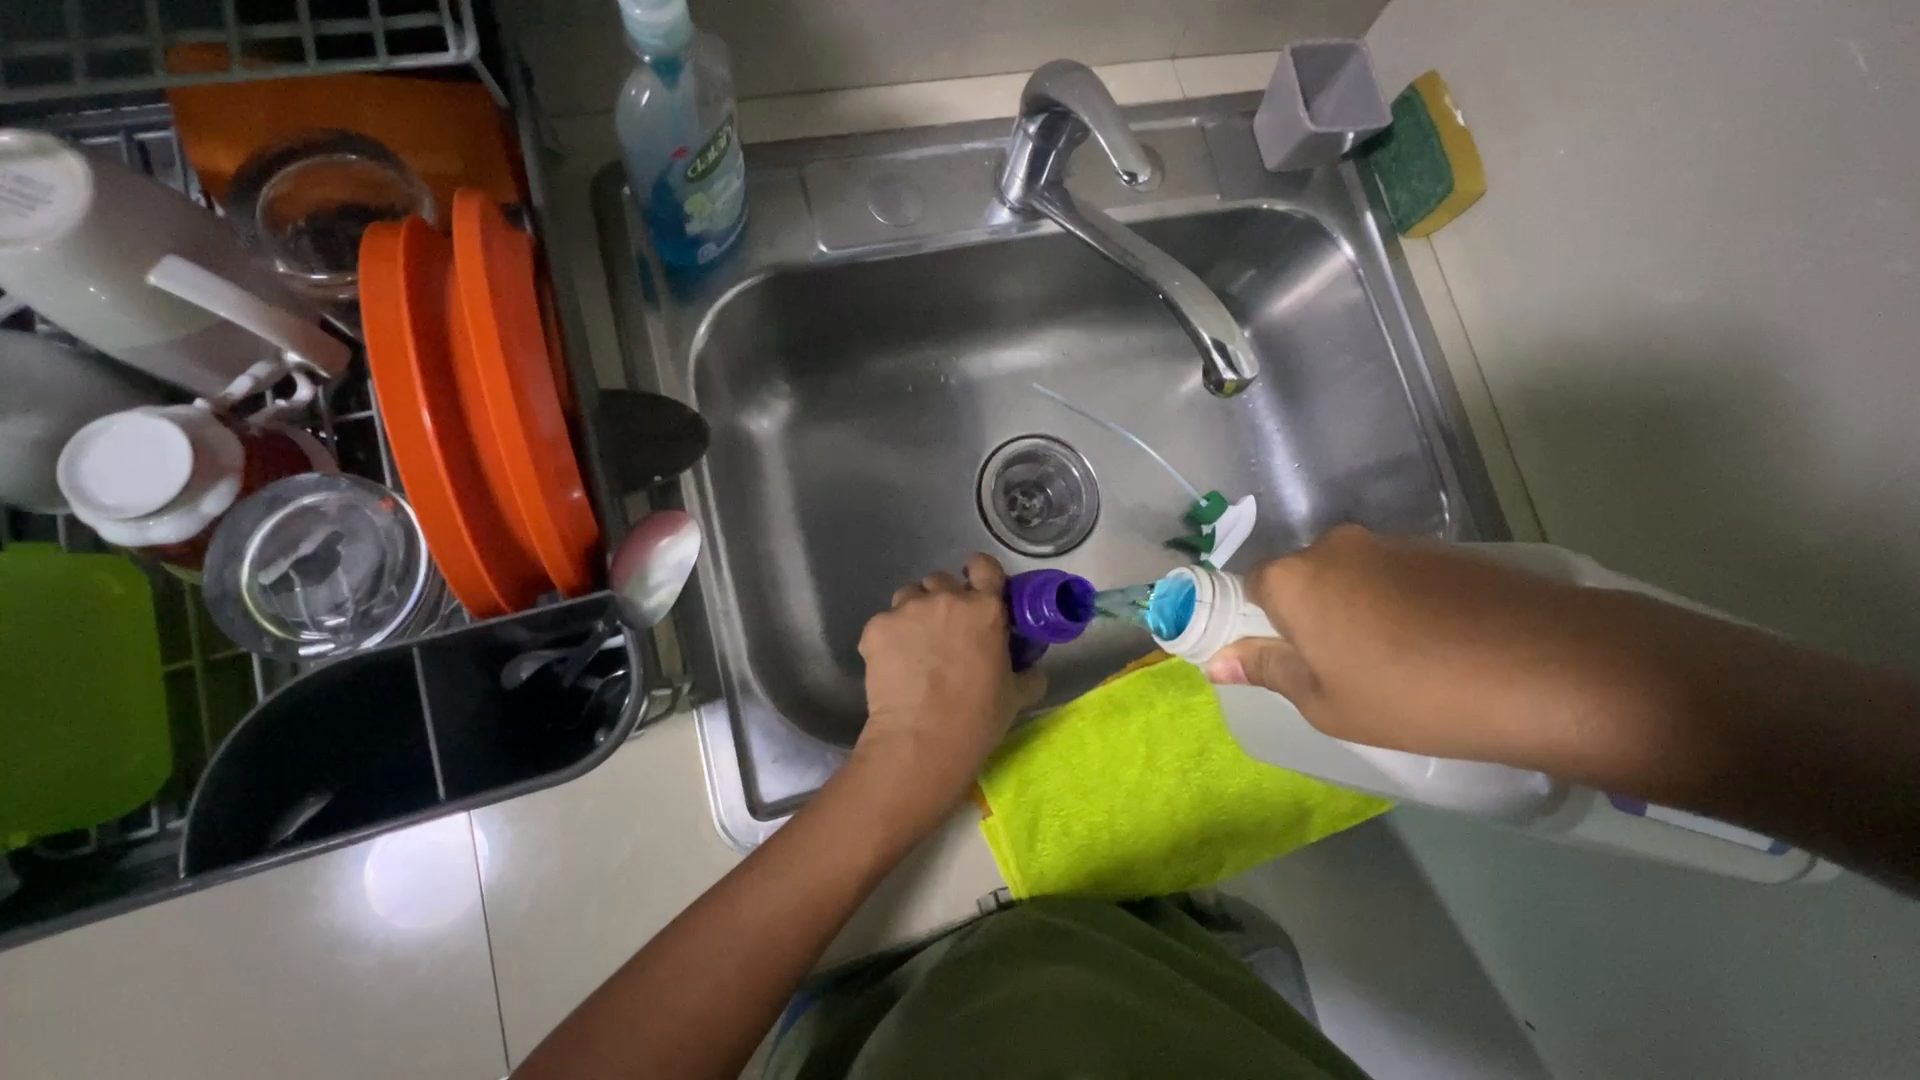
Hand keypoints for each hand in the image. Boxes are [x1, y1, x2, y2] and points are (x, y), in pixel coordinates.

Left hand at [854, 553, 1045, 816]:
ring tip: (915, 646)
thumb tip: (1031, 668)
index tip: (977, 590)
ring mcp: (907, 610)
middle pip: (942, 581)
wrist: (921, 742)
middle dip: (944, 600)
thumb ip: (1028, 674)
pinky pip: (884, 623)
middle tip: (945, 633)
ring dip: (915, 613)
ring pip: (910, 596)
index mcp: (985, 609)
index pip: (985, 567)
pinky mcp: (876, 628)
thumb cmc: (977, 719)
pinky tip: (893, 666)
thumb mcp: (1017, 697)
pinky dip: (889, 638)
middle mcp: (946, 599)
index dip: (981, 574)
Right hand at [1200, 524, 1641, 764]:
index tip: (1283, 659)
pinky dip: (1402, 605)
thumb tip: (1216, 661)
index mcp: (1295, 578)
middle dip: (1311, 616)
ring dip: (1359, 610)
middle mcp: (1337, 546)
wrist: (1549, 668)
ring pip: (1353, 576)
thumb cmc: (1411, 696)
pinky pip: (1399, 576)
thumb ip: (1268, 670)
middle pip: (1304, 577)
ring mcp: (1396, 543)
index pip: (1250, 586)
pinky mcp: (1446, 550)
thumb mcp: (1326, 702)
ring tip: (1397, 663)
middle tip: (1339, 669)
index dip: (1260, 624)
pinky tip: (1436, 645)